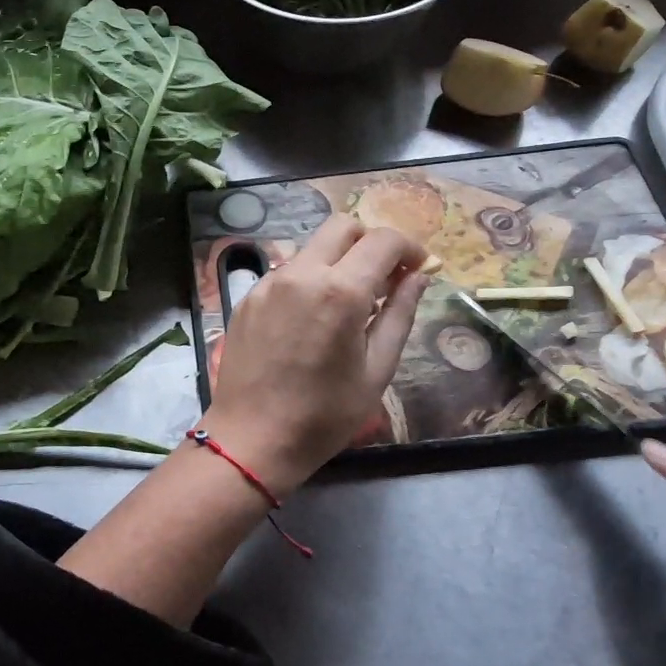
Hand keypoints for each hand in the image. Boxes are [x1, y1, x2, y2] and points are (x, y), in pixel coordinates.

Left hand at [200, 214, 428, 495]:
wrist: (251, 439)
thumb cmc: (323, 415)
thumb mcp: (376, 370)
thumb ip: (399, 315)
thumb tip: (417, 277)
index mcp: (340, 292)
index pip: (382, 240)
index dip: (408, 247)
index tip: (418, 268)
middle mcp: (300, 274)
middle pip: (342, 226)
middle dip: (370, 242)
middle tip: (385, 277)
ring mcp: (268, 283)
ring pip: (311, 248)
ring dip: (338, 260)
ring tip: (349, 302)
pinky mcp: (247, 298)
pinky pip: (286, 272)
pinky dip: (309, 280)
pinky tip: (313, 318)